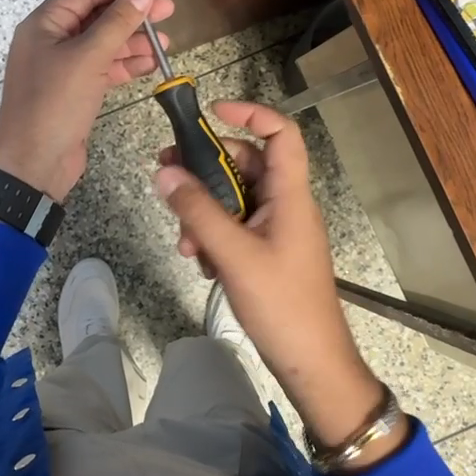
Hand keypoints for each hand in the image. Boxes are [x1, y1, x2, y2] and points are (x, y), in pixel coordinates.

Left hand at [0, 0, 175, 200]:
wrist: (33, 164)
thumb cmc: (54, 104)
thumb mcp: (87, 58)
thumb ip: (116, 23)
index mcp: (44, 24)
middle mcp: (51, 41)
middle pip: (96, 17)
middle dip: (131, 13)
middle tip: (168, 10)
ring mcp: (62, 68)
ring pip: (102, 44)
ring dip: (133, 41)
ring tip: (166, 41)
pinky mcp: (74, 91)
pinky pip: (103, 69)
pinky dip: (125, 65)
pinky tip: (151, 64)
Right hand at [155, 102, 406, 468]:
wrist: (311, 363)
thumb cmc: (281, 304)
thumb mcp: (233, 254)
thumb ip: (197, 211)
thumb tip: (164, 172)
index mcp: (290, 195)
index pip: (280, 134)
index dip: (250, 114)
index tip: (211, 112)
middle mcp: (285, 204)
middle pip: (245, 165)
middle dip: (204, 169)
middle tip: (165, 173)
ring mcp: (276, 230)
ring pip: (233, 199)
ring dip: (203, 211)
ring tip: (183, 240)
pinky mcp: (266, 253)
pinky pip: (234, 227)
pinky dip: (213, 235)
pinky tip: (200, 261)